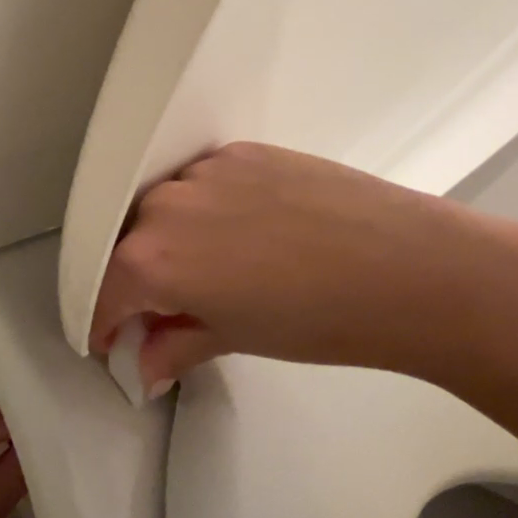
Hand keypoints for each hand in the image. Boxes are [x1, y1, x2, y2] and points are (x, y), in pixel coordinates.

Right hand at [89, 142, 517, 392]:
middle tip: (168, 307)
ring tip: (212, 265)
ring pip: (160, 207)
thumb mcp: (235, 339)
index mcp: (146, 260)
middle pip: (124, 245)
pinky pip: (200, 180)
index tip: (114, 341)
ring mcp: (199, 172)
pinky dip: (205, 207)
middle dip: (135, 279)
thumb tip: (146, 365)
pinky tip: (244, 229)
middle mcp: (158, 207)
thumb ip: (175, 345)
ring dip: (168, 238)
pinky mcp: (237, 151)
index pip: (102, 293)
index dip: (105, 324)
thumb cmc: (321, 321)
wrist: (416, 271)